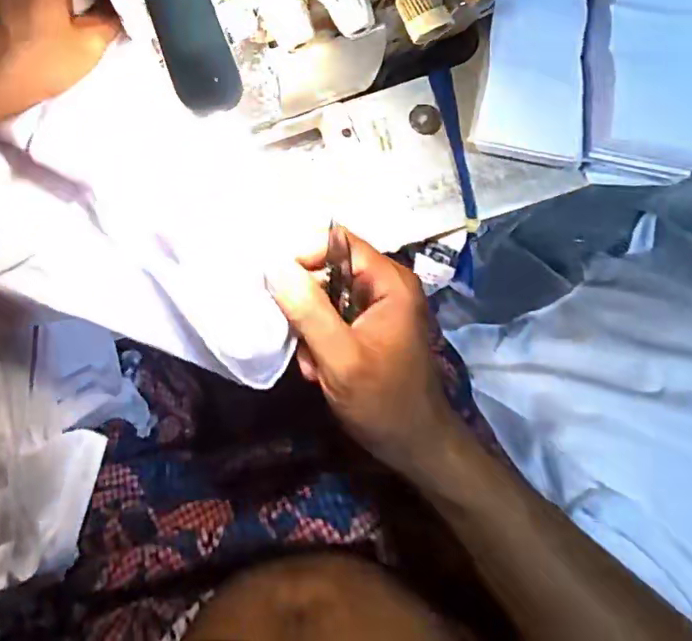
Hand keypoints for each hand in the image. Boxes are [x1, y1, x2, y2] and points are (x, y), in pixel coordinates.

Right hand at [268, 227, 464, 480]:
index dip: (304, 257)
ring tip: (312, 361)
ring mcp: (379, 305)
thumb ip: (308, 310)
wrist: (416, 449)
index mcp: (390, 281)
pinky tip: (320, 367)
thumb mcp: (340, 358)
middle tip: (296, 334)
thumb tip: (275, 266)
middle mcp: (386, 284)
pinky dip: (320, 337)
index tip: (279, 288)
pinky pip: (332, 314)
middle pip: (328, 267)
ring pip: (325, 293)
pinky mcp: (370, 325)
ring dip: (310, 325)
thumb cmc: (383, 403)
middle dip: (306, 300)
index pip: (336, 242)